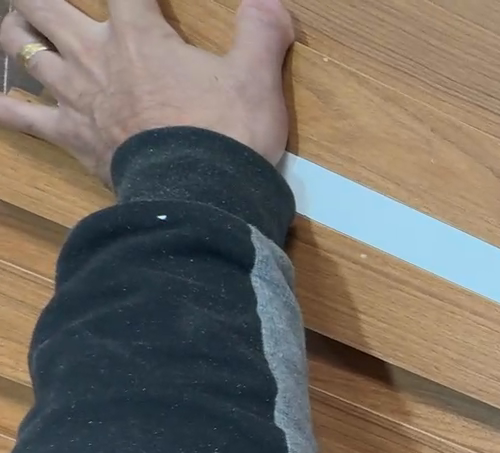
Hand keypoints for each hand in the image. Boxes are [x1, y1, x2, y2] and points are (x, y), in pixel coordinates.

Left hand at [0, 0, 292, 182]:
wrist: (207, 185)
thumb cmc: (231, 128)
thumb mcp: (259, 80)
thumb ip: (260, 35)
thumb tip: (271, 0)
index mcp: (138, 37)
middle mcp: (92, 55)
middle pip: (38, 5)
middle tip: (41, 0)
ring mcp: (77, 94)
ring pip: (19, 47)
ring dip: (12, 33)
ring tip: (18, 29)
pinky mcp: (74, 134)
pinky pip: (21, 118)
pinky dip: (7, 110)